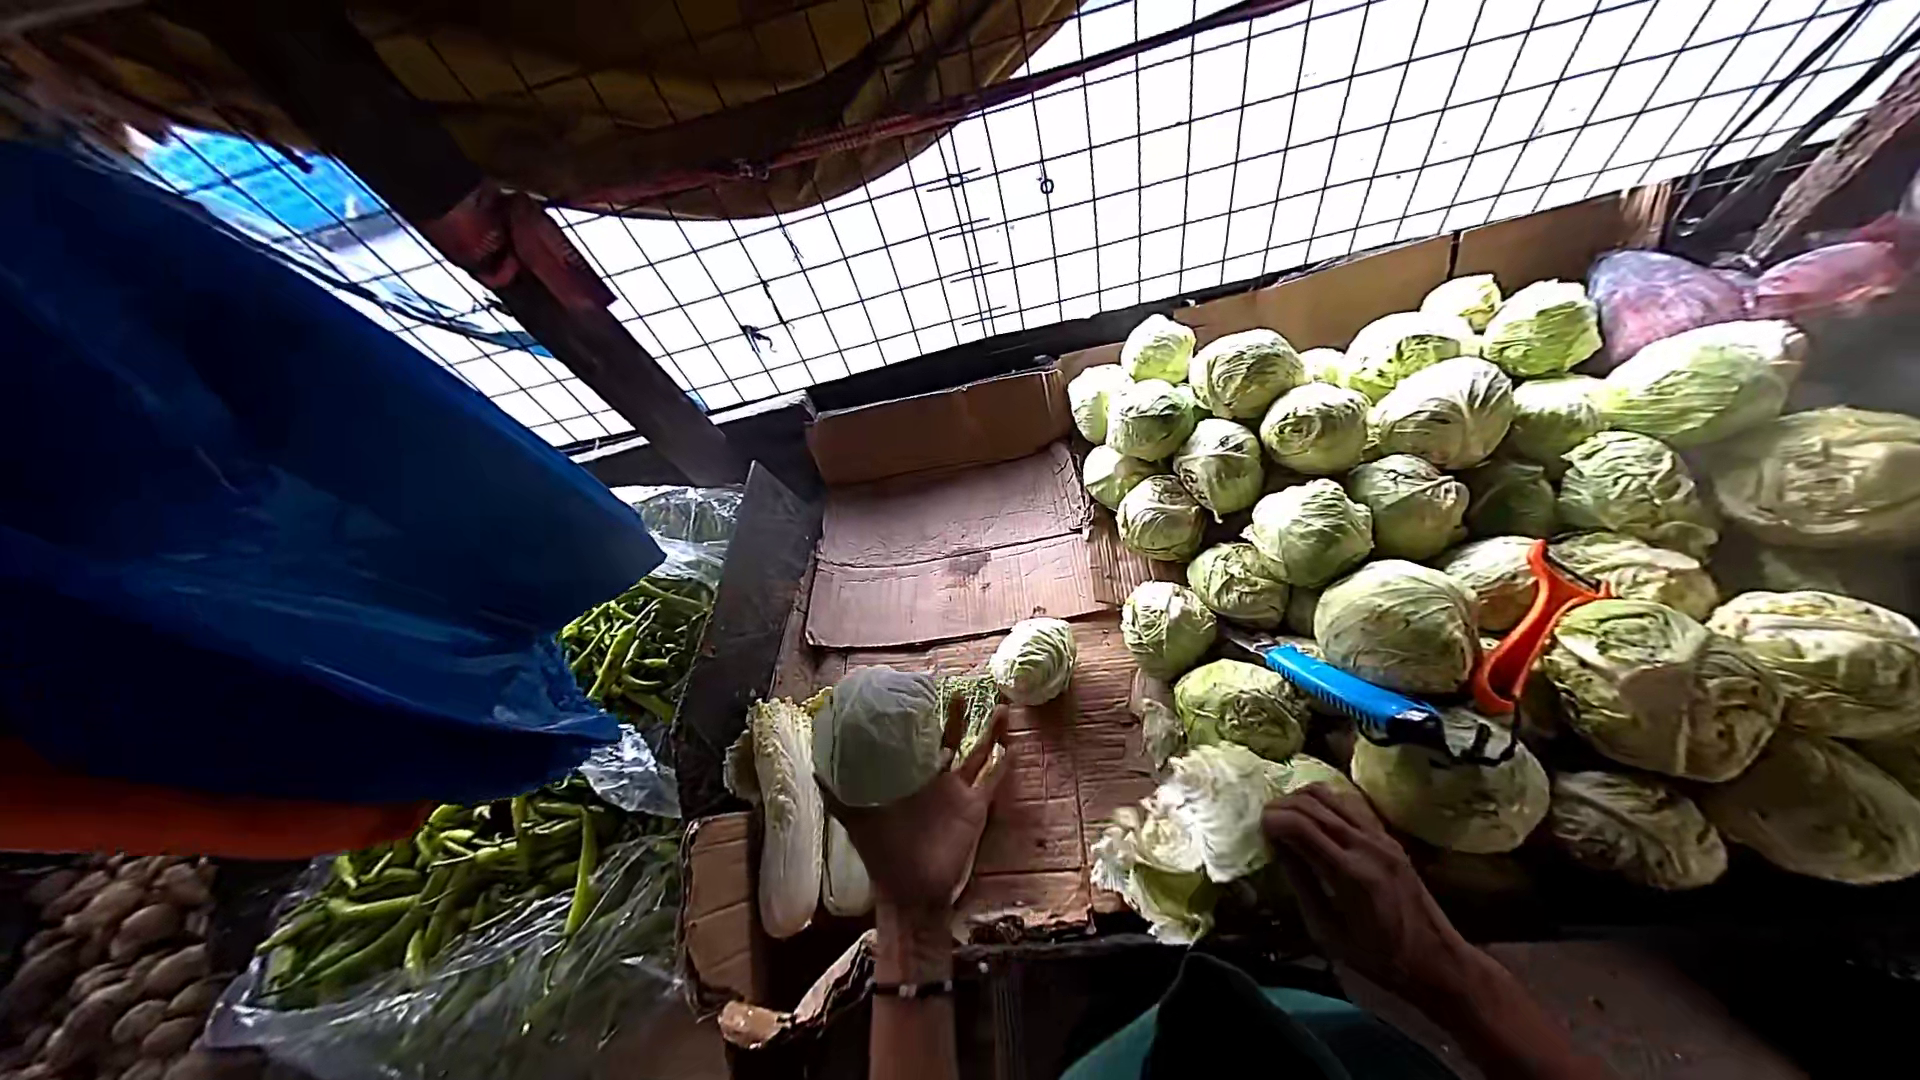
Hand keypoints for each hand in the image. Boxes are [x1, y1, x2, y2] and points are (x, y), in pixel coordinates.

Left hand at [818, 692, 1009, 914]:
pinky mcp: (974, 808)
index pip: (917, 739)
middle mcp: (935, 778)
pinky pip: (992, 782)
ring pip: (977, 753)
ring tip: (1000, 708)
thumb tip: (813, 769)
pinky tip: (1012, 746)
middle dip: (957, 716)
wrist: (912, 892)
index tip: (924, 689)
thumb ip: (838, 796)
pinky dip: (1002, 766)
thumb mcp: (858, 821)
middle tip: (961, 690)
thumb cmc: (884, 856)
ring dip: (989, 733)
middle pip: (950, 739)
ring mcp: (957, 791)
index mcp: (910, 776)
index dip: (922, 716)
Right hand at [1262, 784, 1473, 1004]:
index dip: (1272, 820)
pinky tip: (1313, 814)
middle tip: (1265, 819)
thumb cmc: (1379, 958)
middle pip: (1311, 804)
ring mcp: (1380, 838)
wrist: (1440, 964)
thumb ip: (1300, 884)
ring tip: (1285, 814)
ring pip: (1329, 795)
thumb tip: (1276, 847)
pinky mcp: (1388, 836)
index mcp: (1350, 874)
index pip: (1300, 825)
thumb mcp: (1327, 932)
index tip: (1259, 829)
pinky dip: (1323, 800)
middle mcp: (1366, 846)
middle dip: (1280, 806)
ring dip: (1300, 798)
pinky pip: (1347, 802)